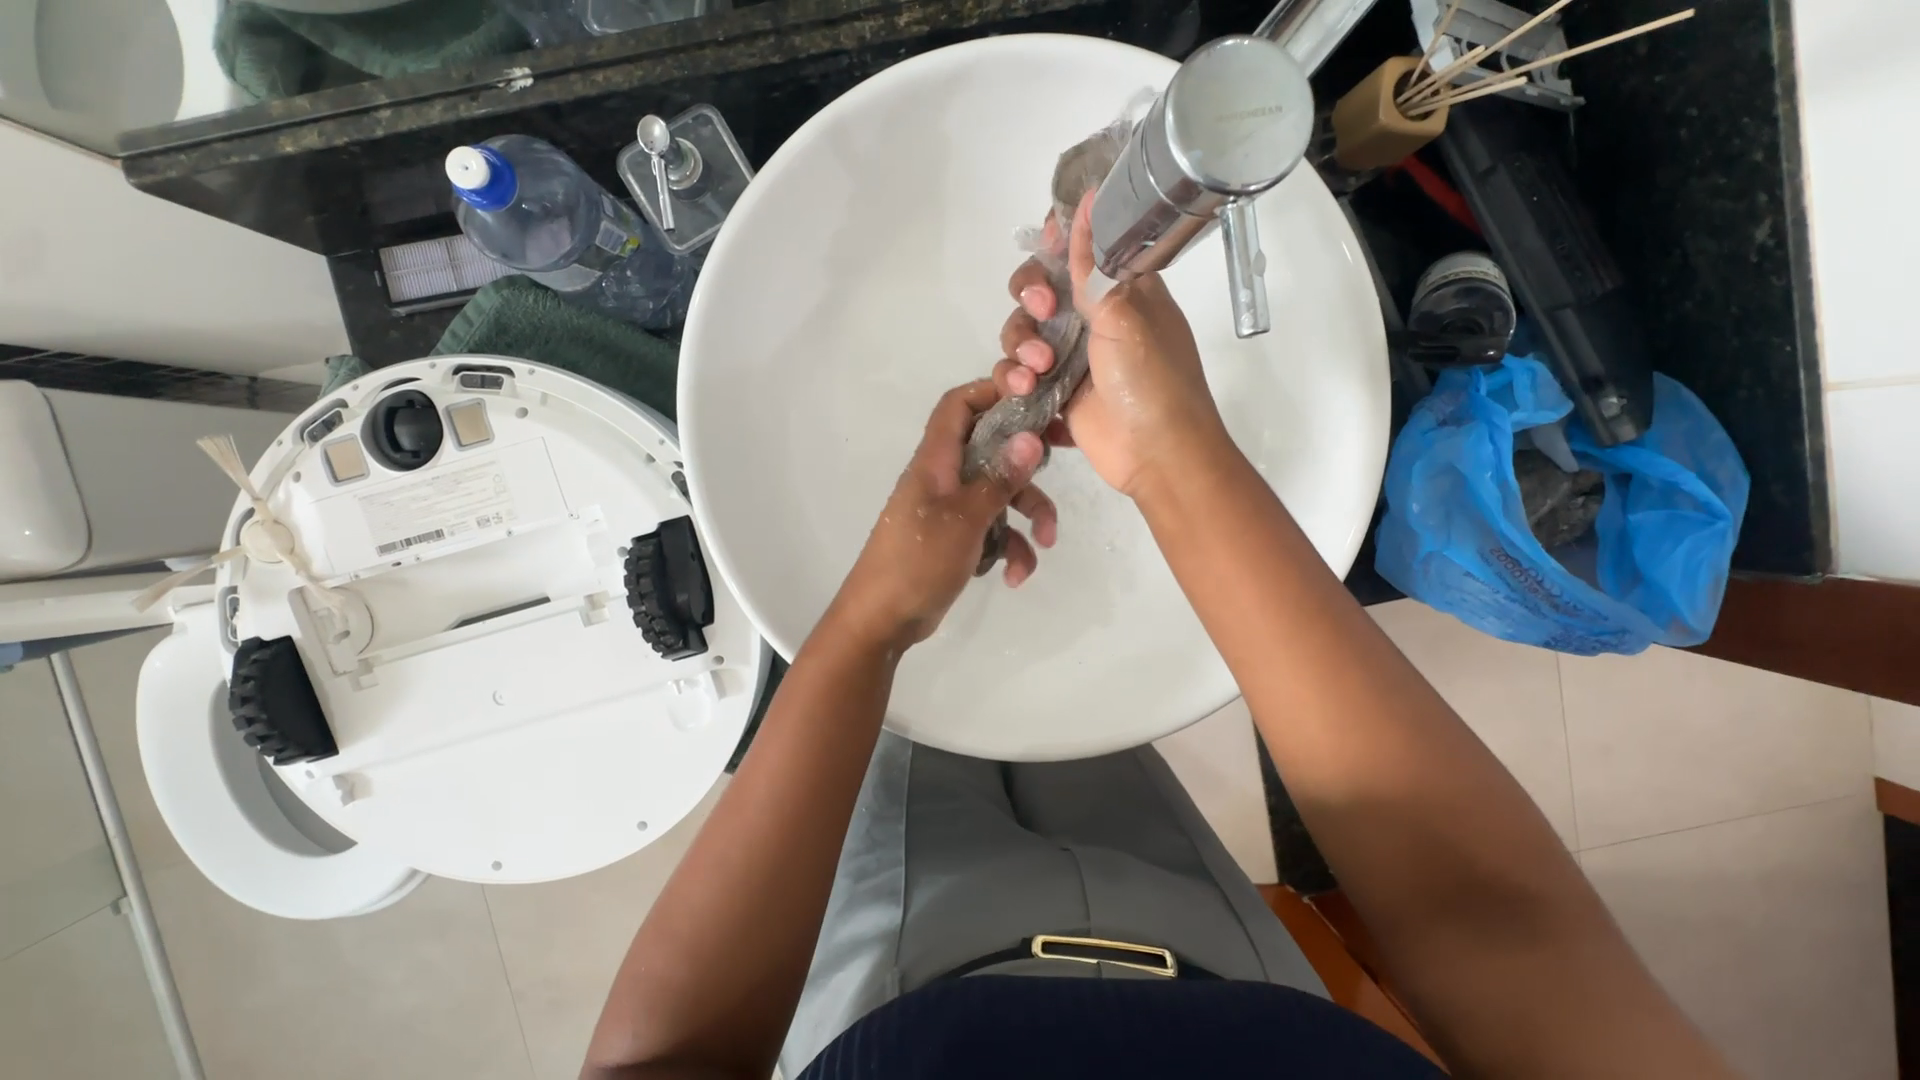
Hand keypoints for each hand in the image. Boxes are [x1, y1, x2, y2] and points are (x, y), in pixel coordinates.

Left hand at [830, 380, 1055, 649]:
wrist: (882, 619)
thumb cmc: (917, 561)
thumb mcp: (965, 518)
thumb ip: (999, 478)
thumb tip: (1031, 437)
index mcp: (937, 460)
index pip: (959, 405)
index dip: (991, 391)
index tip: (1032, 396)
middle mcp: (944, 478)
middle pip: (993, 450)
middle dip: (1028, 467)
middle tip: (1060, 465)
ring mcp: (951, 510)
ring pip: (1001, 496)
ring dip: (1028, 517)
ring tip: (1044, 546)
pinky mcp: (958, 540)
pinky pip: (994, 532)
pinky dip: (1010, 550)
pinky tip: (1014, 576)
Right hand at [993, 194, 1232, 497]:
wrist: (1156, 454)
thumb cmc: (1153, 379)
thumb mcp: (1126, 312)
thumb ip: (1094, 262)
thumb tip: (1089, 196)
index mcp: (1121, 289)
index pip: (1080, 248)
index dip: (1057, 241)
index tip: (1047, 246)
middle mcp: (1093, 318)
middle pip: (1037, 287)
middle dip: (1031, 295)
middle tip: (1044, 309)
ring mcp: (1071, 357)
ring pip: (1021, 331)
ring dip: (1020, 343)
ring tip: (1037, 367)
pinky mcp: (1053, 393)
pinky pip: (1016, 373)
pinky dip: (1013, 378)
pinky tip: (1025, 389)